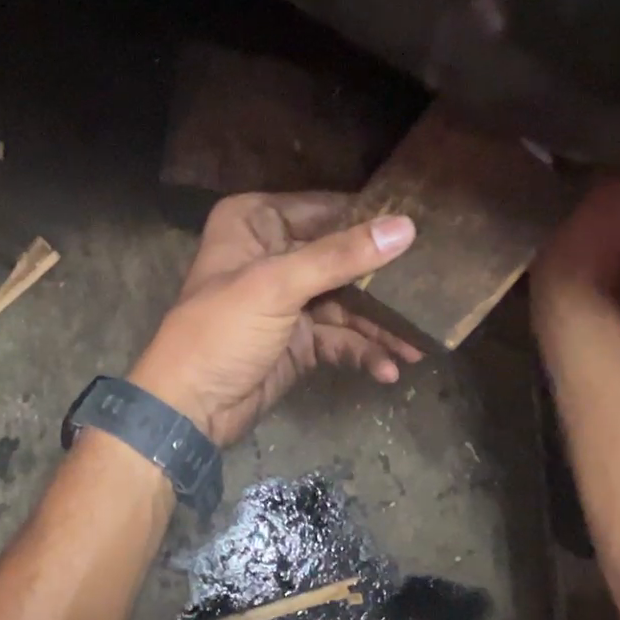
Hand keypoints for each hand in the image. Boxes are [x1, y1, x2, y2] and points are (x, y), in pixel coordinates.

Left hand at [129, 192, 422, 445]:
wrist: (189, 408)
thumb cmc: (221, 332)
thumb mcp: (277, 285)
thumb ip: (340, 256)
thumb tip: (405, 227)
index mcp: (255, 223)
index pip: (325, 210)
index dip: (371, 221)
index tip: (421, 229)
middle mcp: (273, 255)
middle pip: (341, 260)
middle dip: (383, 284)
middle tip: (430, 292)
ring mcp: (287, 301)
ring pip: (346, 305)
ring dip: (380, 327)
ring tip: (418, 345)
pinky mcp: (298, 342)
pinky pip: (339, 339)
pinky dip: (363, 353)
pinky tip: (389, 369)